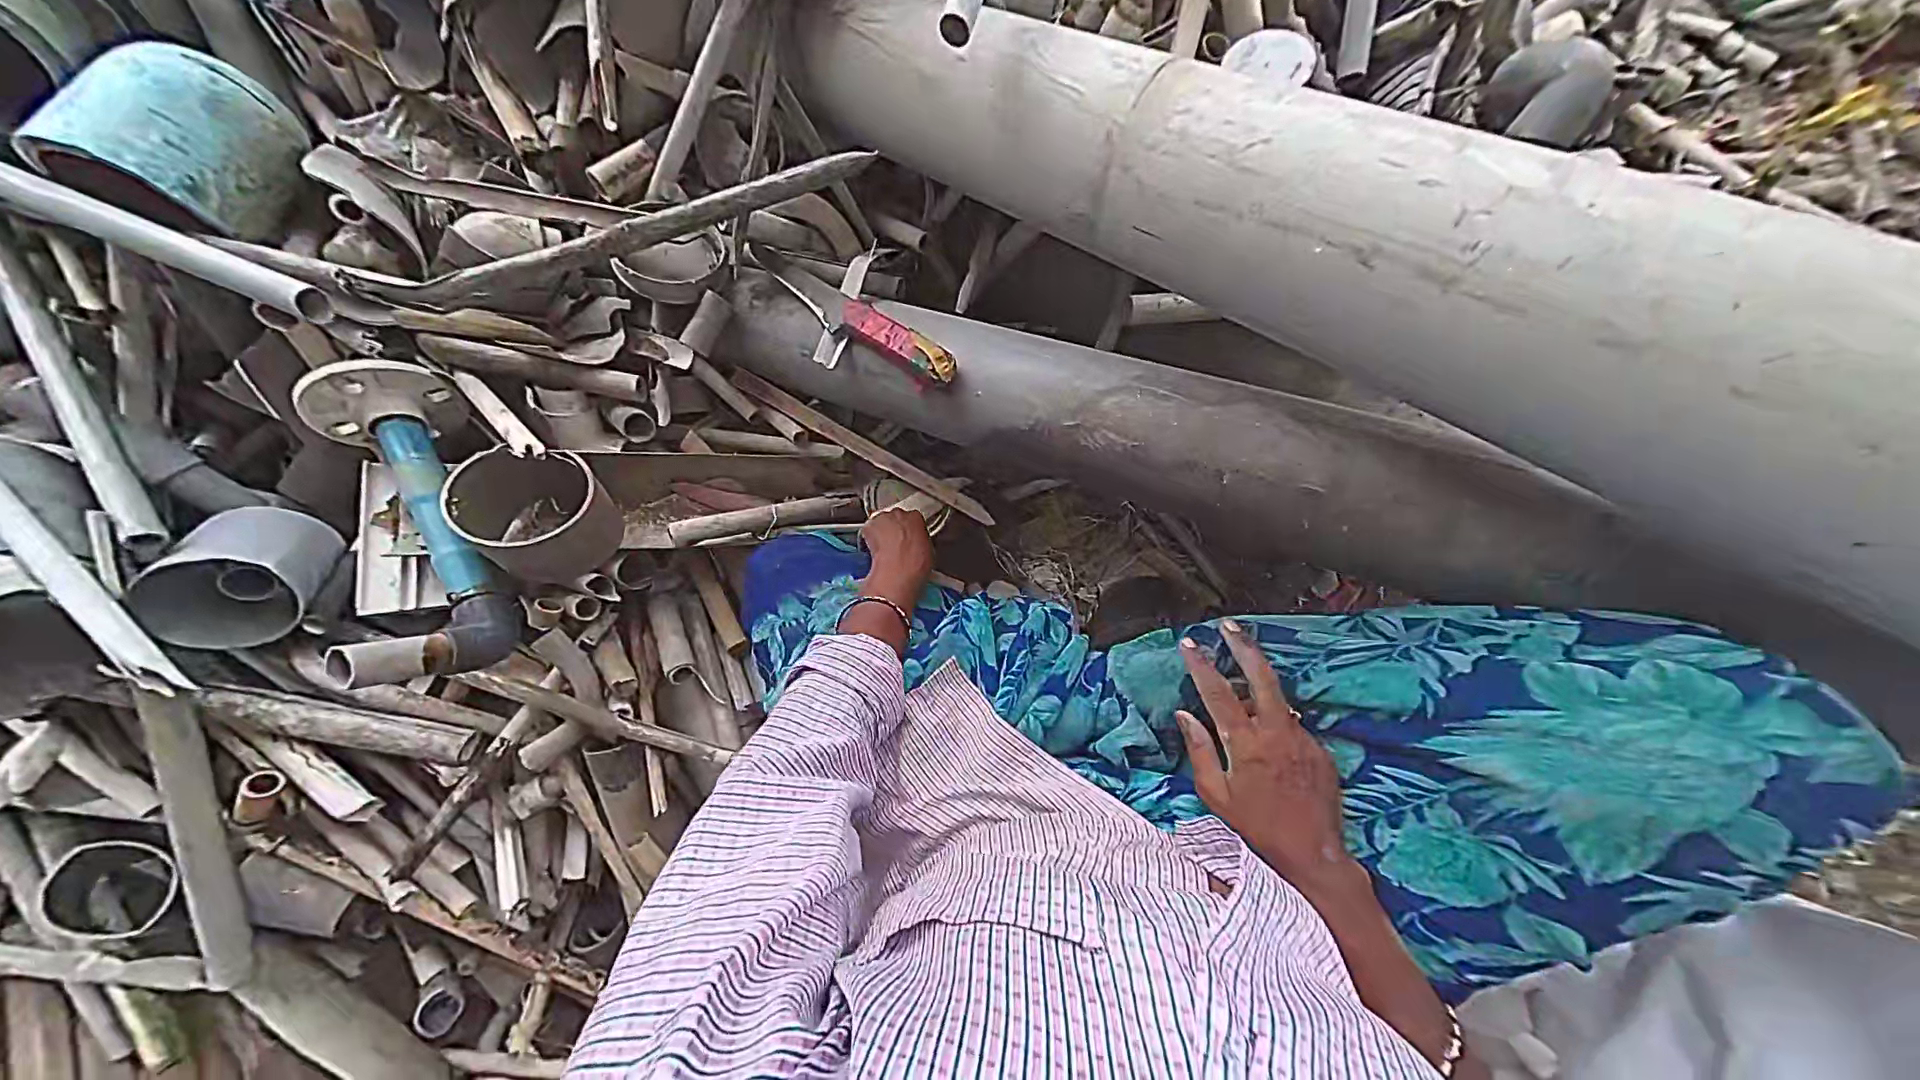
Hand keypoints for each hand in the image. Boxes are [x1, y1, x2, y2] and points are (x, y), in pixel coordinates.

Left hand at [859, 507, 932, 605]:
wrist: (898, 571)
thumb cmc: (914, 564)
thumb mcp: (926, 552)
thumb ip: (920, 542)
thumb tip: (916, 546)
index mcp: (916, 518)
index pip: (912, 519)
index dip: (909, 530)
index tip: (908, 539)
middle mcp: (899, 514)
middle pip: (894, 517)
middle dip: (894, 528)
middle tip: (894, 544)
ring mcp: (882, 519)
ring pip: (880, 522)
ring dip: (880, 532)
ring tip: (882, 548)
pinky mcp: (868, 527)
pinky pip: (867, 530)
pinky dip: (869, 538)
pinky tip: (873, 550)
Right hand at [1176, 619, 1352, 888]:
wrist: (1315, 854)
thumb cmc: (1257, 827)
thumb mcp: (1216, 794)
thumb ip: (1198, 750)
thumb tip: (1185, 715)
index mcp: (1246, 744)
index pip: (1218, 693)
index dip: (1201, 665)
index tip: (1190, 644)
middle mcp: (1277, 733)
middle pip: (1261, 676)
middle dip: (1243, 646)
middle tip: (1229, 626)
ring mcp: (1303, 738)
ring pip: (1276, 699)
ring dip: (1256, 689)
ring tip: (1238, 696)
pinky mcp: (1320, 748)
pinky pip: (1291, 725)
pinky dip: (1274, 723)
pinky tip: (1267, 744)